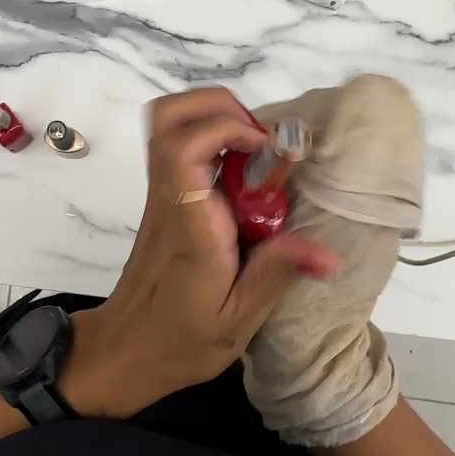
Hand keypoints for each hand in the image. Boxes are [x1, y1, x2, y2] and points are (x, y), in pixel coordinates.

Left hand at [60, 87, 339, 418]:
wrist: (125, 349)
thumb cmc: (180, 341)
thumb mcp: (237, 321)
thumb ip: (275, 275)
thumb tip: (329, 254)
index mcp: (190, 224)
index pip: (183, 149)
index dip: (226, 128)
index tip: (268, 148)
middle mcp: (168, 198)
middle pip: (167, 117)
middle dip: (217, 105)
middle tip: (260, 137)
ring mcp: (159, 195)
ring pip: (166, 125)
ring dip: (212, 117)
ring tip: (255, 147)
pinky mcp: (162, 200)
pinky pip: (176, 147)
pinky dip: (209, 138)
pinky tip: (243, 171)